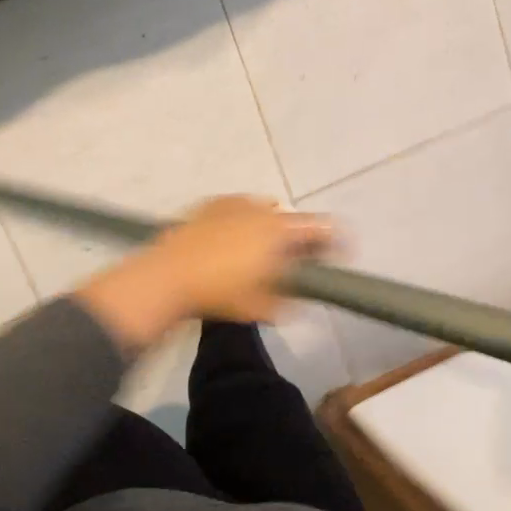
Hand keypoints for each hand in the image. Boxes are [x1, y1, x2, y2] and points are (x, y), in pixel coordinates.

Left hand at [75, 196, 334, 352]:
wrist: (166, 278)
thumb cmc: (219, 293)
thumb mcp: (261, 306)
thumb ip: (287, 303)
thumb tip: (299, 304)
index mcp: (279, 230)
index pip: (321, 228)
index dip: (338, 241)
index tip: (345, 254)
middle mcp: (260, 210)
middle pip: (293, 220)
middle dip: (302, 239)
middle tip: (306, 259)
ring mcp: (232, 204)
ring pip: (265, 213)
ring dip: (273, 230)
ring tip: (270, 252)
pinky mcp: (208, 206)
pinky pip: (238, 210)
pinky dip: (246, 223)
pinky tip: (238, 241)